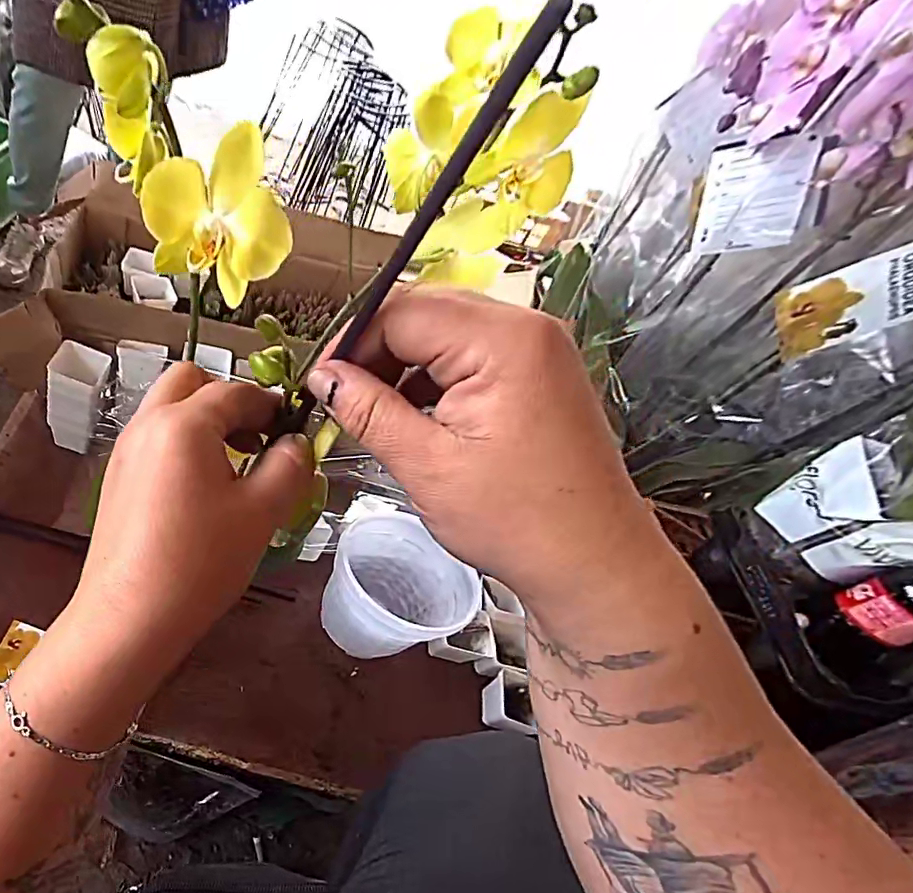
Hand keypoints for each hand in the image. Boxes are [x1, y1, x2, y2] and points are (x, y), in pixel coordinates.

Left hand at [66, 362, 312, 659]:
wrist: (129, 618)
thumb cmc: (199, 562)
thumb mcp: (260, 513)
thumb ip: (288, 467)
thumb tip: (296, 445)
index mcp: (183, 424)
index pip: (236, 391)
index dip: (271, 406)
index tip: (293, 431)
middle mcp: (146, 425)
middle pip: (190, 382)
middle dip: (228, 400)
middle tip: (256, 438)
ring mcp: (125, 452)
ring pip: (168, 410)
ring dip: (204, 422)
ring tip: (234, 468)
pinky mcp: (116, 480)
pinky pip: (154, 441)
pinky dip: (182, 446)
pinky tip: (202, 493)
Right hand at [304, 287, 643, 607]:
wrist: (591, 561)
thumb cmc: (516, 521)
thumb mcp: (428, 466)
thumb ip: (369, 412)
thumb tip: (324, 377)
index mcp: (503, 341)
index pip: (404, 312)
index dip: (353, 341)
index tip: (321, 381)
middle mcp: (527, 328)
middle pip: (427, 314)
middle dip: (376, 352)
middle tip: (342, 397)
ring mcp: (538, 350)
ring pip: (447, 335)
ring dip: (404, 368)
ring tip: (375, 413)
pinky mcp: (538, 375)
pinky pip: (472, 358)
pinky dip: (435, 381)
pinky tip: (415, 418)